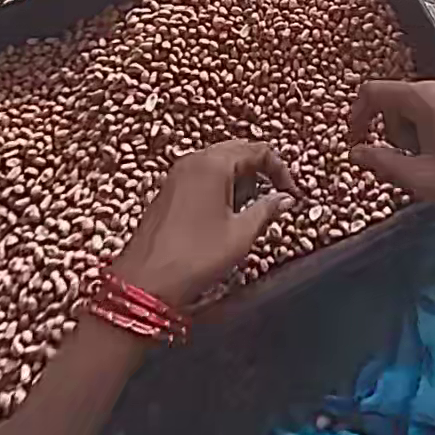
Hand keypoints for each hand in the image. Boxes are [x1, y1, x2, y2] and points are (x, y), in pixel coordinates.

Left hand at [108, 140, 296, 307]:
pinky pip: (202, 175)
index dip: (279, 169)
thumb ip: (267, 210)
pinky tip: (227, 212)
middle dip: (260, 170)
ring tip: (253, 206)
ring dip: (241, 178)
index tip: (291, 193)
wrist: (143, 284)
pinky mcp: (168, 190)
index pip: (257, 150)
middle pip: (237, 151)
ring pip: (218, 163)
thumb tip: (286, 198)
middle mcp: (194, 160)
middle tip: (276, 194)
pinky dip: (221, 185)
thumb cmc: (196, 256)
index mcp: (214, 163)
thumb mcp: (240, 234)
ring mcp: (178, 174)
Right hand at [348, 78, 434, 265]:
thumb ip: (381, 161)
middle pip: (397, 99)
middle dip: (389, 129)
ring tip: (426, 167)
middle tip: (400, 164)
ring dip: (410, 134)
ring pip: (418, 106)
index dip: (357, 116)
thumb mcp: (420, 178)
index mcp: (426, 96)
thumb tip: (355, 153)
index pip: (375, 92)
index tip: (354, 144)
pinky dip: (430, 132)